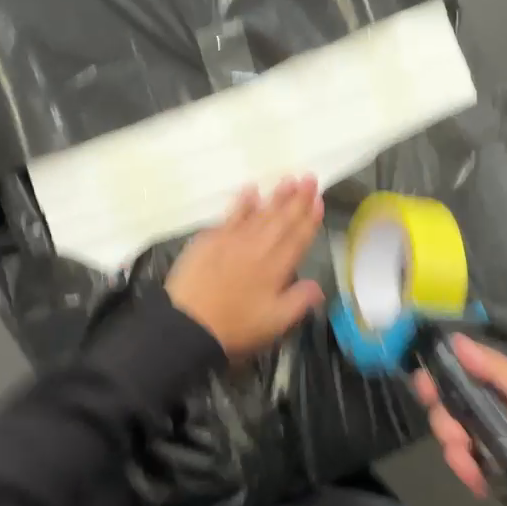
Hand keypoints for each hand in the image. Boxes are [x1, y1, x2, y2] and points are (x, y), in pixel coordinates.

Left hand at [167, 177, 325, 359]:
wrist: (187, 324)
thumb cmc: (234, 328)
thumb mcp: (275, 324)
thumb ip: (299, 302)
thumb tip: (318, 286)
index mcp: (275, 268)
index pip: (298, 238)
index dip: (310, 219)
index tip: (319, 200)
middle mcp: (257, 248)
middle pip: (281, 220)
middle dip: (297, 199)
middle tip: (309, 178)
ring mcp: (232, 241)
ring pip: (259, 213)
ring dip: (275, 196)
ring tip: (288, 179)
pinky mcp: (209, 240)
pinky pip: (231, 216)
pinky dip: (242, 202)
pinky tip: (250, 190)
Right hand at [412, 336, 506, 505]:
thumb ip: (493, 367)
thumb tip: (455, 339)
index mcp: (497, 390)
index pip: (456, 377)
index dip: (435, 379)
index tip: (422, 383)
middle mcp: (486, 414)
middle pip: (444, 410)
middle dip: (443, 421)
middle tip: (456, 433)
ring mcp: (484, 445)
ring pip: (449, 440)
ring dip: (454, 450)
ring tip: (471, 461)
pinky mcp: (486, 474)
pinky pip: (462, 469)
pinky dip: (466, 473)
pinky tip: (479, 479)